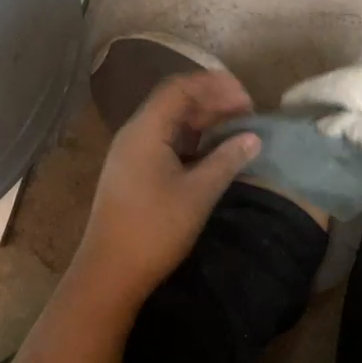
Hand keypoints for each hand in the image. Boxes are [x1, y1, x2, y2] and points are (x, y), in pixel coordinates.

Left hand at [73, 71, 262, 302]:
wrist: (108, 276)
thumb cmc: (154, 229)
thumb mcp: (198, 193)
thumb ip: (227, 159)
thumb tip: (253, 138)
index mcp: (146, 129)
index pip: (181, 88)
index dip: (215, 86)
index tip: (246, 97)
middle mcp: (134, 133)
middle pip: (175, 101)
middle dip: (212, 101)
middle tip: (246, 112)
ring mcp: (130, 154)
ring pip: (170, 122)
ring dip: (202, 120)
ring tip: (234, 127)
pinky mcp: (132, 173)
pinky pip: (164, 140)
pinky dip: (190, 138)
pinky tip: (211, 151)